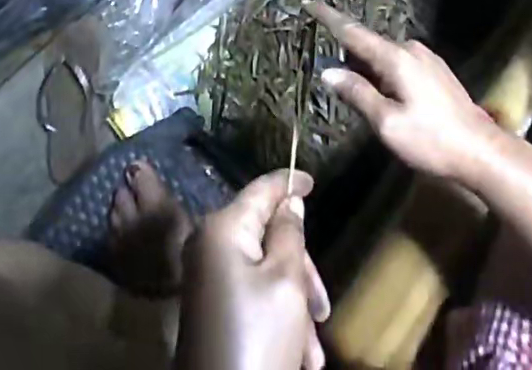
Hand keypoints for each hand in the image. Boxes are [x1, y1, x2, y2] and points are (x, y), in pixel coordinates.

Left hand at [177, 169, 329, 369]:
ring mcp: (208, 278)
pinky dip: (279, 318)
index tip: (313, 180)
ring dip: (295, 305)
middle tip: (323, 307)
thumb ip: (290, 234)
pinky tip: (298, 356)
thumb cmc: (257, 338)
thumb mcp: (285, 282)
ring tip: (312, 351)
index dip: (289, 182)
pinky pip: (253, 296)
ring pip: (265, 272)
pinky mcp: (212, 308)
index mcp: (222, 229)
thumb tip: (290, 202)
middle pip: (267, 236)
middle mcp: (210, 246)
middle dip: (301, 270)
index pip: (261, 190)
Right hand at [309, 3, 505, 184]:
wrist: (483, 153)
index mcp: (396, 58)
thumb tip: (329, 72)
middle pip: (368, 45)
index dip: (329, 18)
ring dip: (367, 68)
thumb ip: (357, 93)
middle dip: (348, 55)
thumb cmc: (432, 140)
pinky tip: (384, 96)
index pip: (353, 33)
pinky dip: (384, 73)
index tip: (310, 2)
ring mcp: (426, 59)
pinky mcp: (436, 72)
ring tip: (357, 93)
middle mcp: (411, 50)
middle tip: (330, 74)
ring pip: (384, 57)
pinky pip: (399, 64)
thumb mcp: (387, 123)